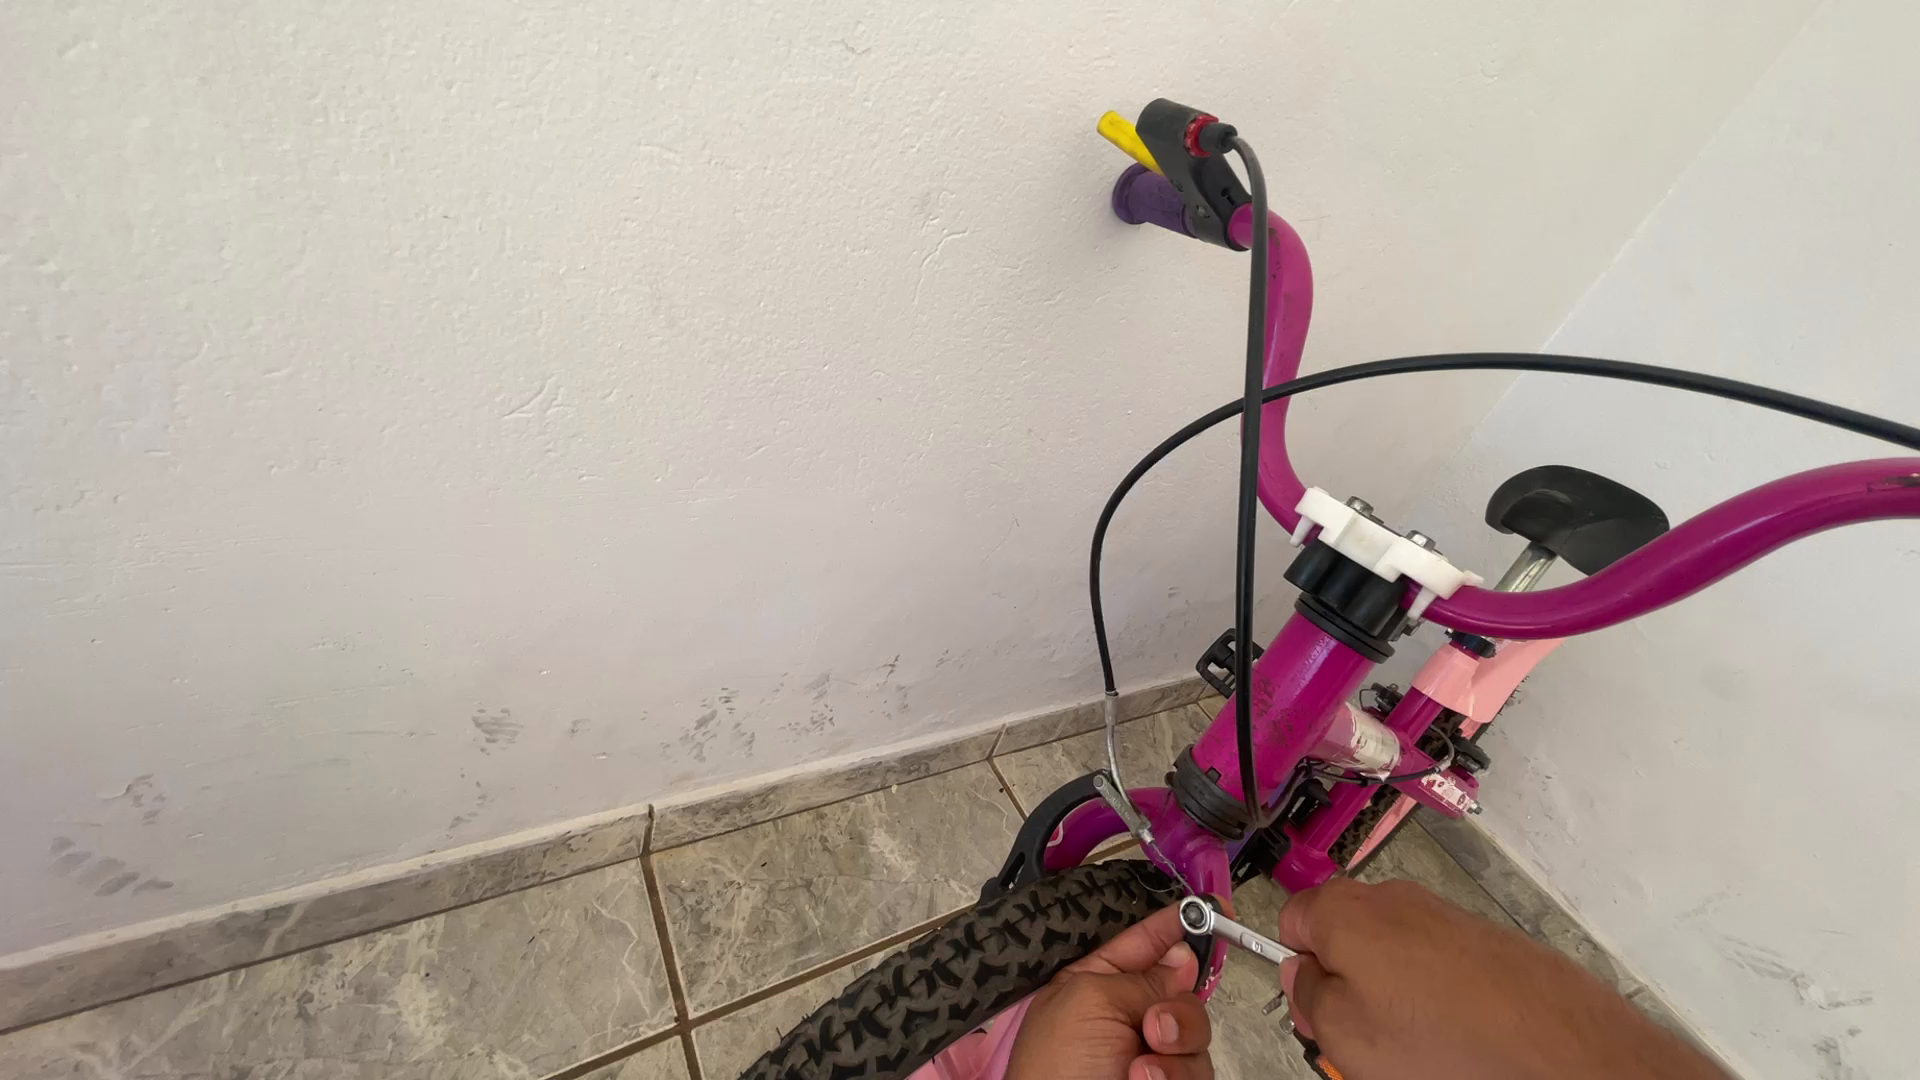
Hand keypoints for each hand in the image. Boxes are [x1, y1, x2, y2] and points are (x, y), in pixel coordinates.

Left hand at [1006, 904, 1213, 1079]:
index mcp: (1098, 981)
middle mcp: (1129, 1016)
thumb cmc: (1058, 1066)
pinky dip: (1174, 1078)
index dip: (1175, 924)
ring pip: (1196, 1035)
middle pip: (1182, 990)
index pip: (1145, 943)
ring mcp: (1152, 1057)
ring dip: (1174, 1049)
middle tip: (1155, 1028)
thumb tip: (1182, 955)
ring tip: (1138, 1072)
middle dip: (1177, 1008)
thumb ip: (1140, 978)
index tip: (1212, 906)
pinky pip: (1198, 1072)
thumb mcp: (1090, 1002)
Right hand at [1275, 878, 1728, 1079]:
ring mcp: (1445, 913)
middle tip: (1372, 1041)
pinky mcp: (1492, 939)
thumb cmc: (1444, 1045)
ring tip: (1427, 1047)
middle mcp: (1389, 896)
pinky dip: (1445, 996)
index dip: (1299, 970)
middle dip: (1348, 982)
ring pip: (1396, 952)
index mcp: (1342, 907)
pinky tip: (1470, 1038)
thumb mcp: (1344, 1036)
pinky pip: (1444, 963)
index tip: (1320, 1014)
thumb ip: (1304, 998)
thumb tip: (1302, 974)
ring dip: (1397, 992)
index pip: (1290, 920)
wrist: (1575, 1058)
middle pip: (1344, 934)